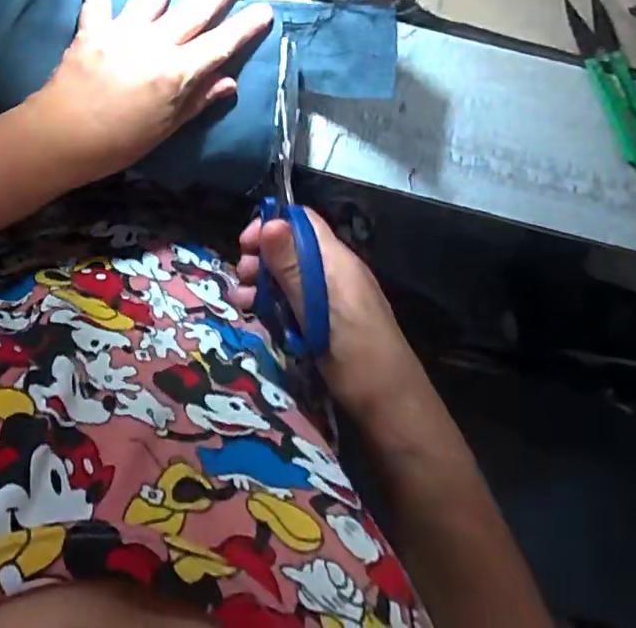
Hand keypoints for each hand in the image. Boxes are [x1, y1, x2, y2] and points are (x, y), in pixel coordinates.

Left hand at [21, 0, 274, 182]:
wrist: (61, 137)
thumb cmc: (117, 142)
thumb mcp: (164, 129)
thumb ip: (196, 101)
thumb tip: (229, 82)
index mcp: (175, 73)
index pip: (219, 45)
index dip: (244, 28)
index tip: (265, 8)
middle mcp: (153, 45)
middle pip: (194, 11)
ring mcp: (120, 33)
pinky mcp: (91, 31)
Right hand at [233, 208, 427, 419]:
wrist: (394, 414)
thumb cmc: (358, 359)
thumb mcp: (318, 311)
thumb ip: (293, 267)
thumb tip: (270, 221)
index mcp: (337, 263)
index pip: (302, 221)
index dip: (271, 224)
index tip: (245, 245)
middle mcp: (333, 273)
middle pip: (289, 246)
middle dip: (260, 256)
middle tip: (241, 277)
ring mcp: (330, 298)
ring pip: (286, 274)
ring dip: (260, 281)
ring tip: (242, 300)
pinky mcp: (324, 319)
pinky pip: (292, 298)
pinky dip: (271, 301)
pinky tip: (256, 314)